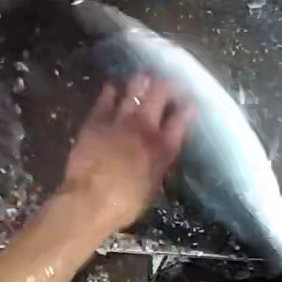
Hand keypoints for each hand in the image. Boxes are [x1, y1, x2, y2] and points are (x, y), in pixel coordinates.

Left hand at [60, 75, 194, 232]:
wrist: (90, 201)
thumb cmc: (126, 202)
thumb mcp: (153, 186)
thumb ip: (159, 164)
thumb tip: (160, 155)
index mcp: (163, 147)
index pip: (181, 120)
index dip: (188, 109)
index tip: (191, 103)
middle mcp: (144, 127)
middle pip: (159, 95)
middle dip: (166, 86)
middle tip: (168, 85)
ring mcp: (120, 120)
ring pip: (134, 90)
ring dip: (141, 83)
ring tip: (144, 79)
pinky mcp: (96, 120)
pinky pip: (106, 98)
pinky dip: (111, 91)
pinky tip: (114, 88)